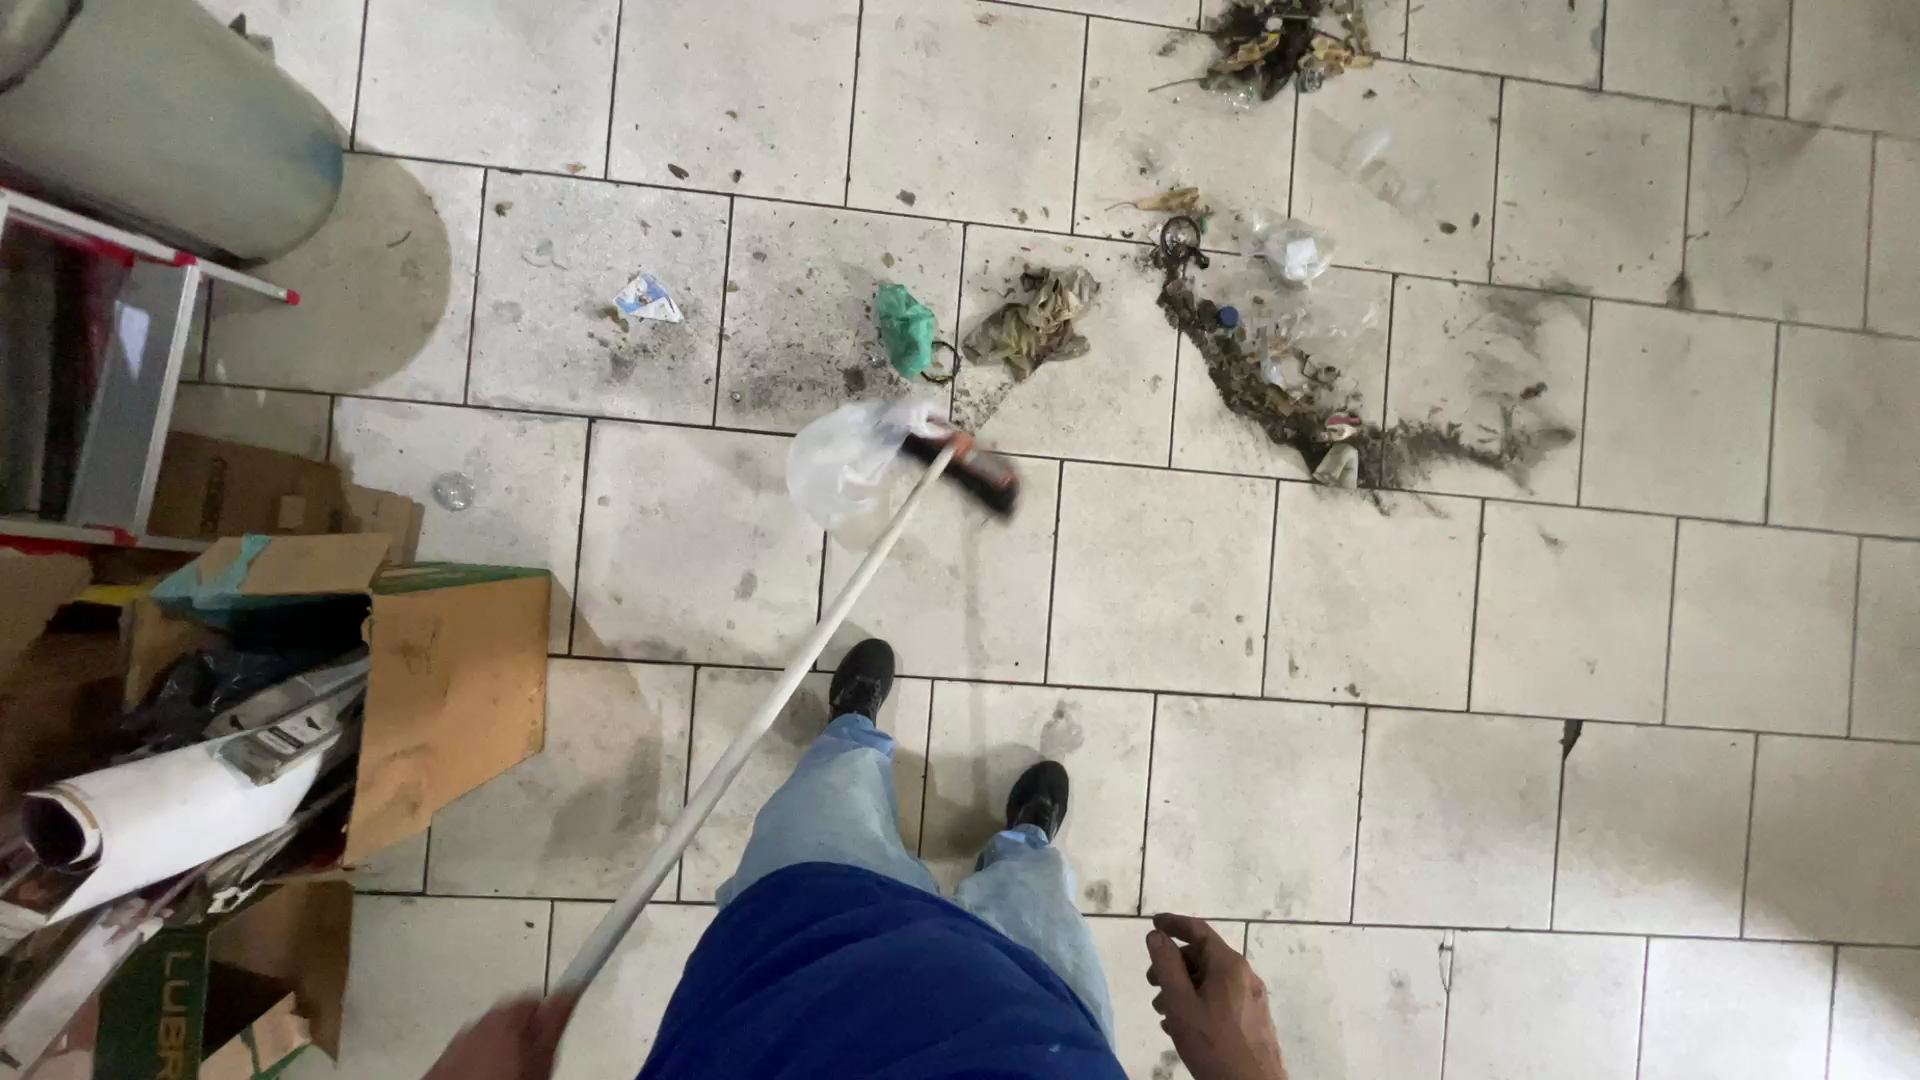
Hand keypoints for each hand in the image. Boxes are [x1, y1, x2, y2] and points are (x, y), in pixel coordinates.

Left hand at [421, 992, 579, 1079]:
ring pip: (487, 1035)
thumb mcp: (544, 1054)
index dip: (551, 1008)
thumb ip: (558, 1015)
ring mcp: (455, 1045)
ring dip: (499, 1046)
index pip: (539, 994)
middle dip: (523, 1030)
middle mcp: (477, 1021)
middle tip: (534, 1056)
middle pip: (510, 1014)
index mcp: (505, 1013)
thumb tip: (573, 986)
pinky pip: (465, 1054)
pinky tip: (486, 1078)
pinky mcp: (438, 1067)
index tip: (561, 1013)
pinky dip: (476, 1061)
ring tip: (510, 1071)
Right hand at [1145, 913, 1286, 1079]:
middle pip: (1203, 956)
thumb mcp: (1180, 1002)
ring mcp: (1252, 1000)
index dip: (1173, 923)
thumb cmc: (1214, 1045)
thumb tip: (1156, 935)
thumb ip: (1166, 964)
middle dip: (1173, 965)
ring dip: (1183, 988)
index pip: (1198, 930)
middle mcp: (1245, 975)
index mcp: (1229, 964)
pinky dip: (1198, 1002)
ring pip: (1211, 981)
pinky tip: (1183, 1026)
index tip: (1153, 923)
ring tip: (1162, 1011)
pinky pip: (1221, 1000)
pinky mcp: (1254, 1022)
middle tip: (1151, 982)